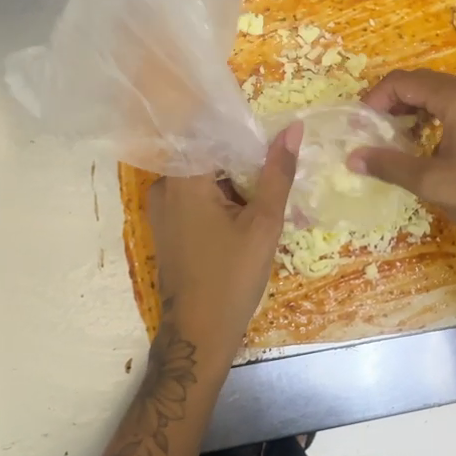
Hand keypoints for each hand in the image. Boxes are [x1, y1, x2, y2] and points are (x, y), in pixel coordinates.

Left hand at [147, 125, 300, 357]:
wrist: (199, 331)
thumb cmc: (232, 277)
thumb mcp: (263, 223)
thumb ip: (277, 172)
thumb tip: (294, 128)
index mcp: (183, 179)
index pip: (204, 128)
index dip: (236, 124)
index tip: (265, 124)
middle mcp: (164, 185)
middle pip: (204, 151)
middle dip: (238, 152)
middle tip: (273, 156)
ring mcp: (162, 206)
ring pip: (201, 173)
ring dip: (231, 175)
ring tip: (265, 179)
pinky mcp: (167, 223)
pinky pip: (194, 193)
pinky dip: (219, 193)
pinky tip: (245, 204)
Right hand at [349, 70, 455, 278]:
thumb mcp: (433, 184)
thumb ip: (389, 165)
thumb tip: (352, 157)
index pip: (406, 81)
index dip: (377, 98)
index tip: (361, 124)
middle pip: (429, 85)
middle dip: (397, 104)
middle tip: (377, 133)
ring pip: (451, 99)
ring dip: (422, 113)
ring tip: (406, 144)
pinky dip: (446, 122)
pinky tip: (442, 152)